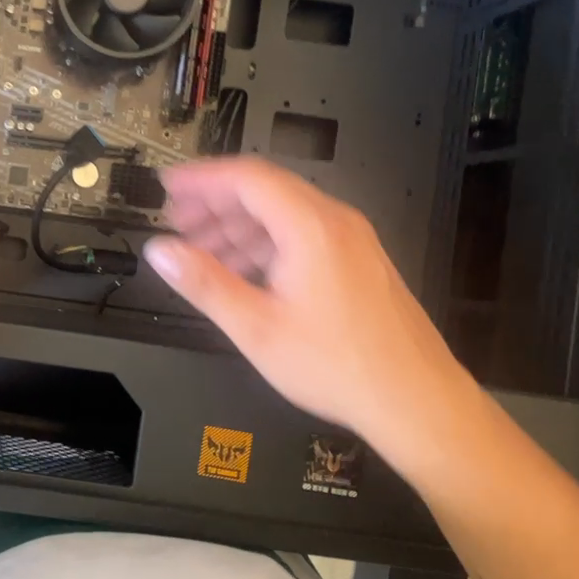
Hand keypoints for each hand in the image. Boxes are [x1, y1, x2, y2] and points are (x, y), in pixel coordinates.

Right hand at [141, 156, 481, 447]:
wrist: (416, 401)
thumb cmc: (342, 367)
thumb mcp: (256, 327)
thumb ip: (204, 283)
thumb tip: (162, 252)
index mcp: (312, 228)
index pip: (247, 178)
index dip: (201, 178)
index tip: (170, 186)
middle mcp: (337, 224)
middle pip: (265, 192)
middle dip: (215, 203)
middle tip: (177, 220)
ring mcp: (352, 243)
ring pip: (283, 215)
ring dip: (238, 226)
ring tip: (201, 251)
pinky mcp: (358, 264)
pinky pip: (302, 236)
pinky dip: (264, 244)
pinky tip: (242, 271)